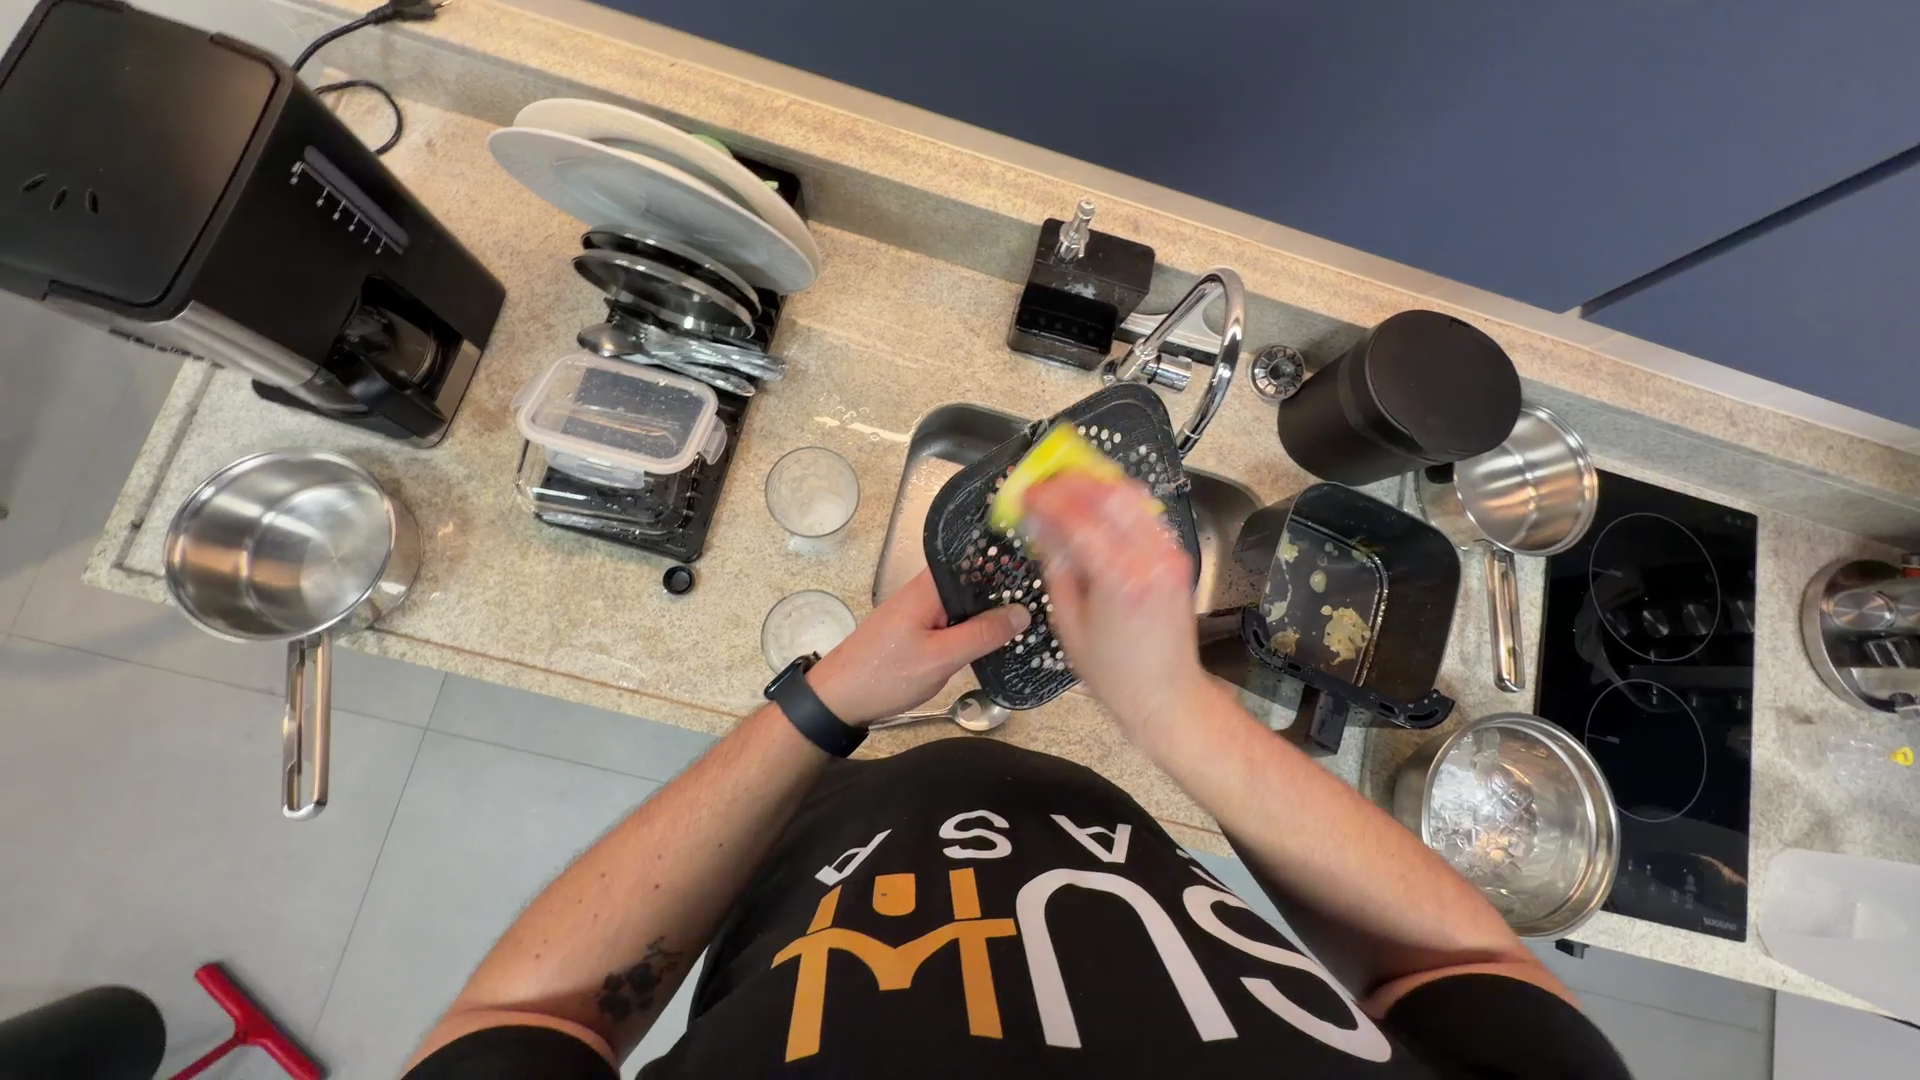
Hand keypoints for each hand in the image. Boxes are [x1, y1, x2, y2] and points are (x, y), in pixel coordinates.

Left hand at [807, 569, 1028, 725]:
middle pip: (973, 579)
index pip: (973, 558)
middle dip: (1005, 586)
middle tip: (1049, 594)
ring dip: (991, 608)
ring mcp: (920, 609)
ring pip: (964, 601)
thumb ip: (981, 635)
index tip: (1042, 563)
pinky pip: (954, 617)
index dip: (1006, 557)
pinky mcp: (918, 628)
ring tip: (1033, 613)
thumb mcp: (940, 658)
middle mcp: (925, 590)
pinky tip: (997, 636)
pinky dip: (975, 624)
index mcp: (929, 587)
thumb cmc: (886, 675)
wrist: (838, 699)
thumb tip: (1021, 612)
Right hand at [1024, 473, 1208, 736]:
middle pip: (1109, 493)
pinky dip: (1118, 503)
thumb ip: (1057, 568)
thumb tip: (1041, 528)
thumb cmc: (1116, 673)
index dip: (1046, 499)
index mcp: (1119, 578)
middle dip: (1072, 481)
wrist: (1166, 694)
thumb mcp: (1069, 623)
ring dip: (1096, 485)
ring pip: (1132, 496)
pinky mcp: (1176, 557)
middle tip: (1046, 484)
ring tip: (1068, 489)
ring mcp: (1168, 554)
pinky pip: (1145, 514)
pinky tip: (1097, 509)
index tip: (1026, 495)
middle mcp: (1149, 558)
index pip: (1077, 517)